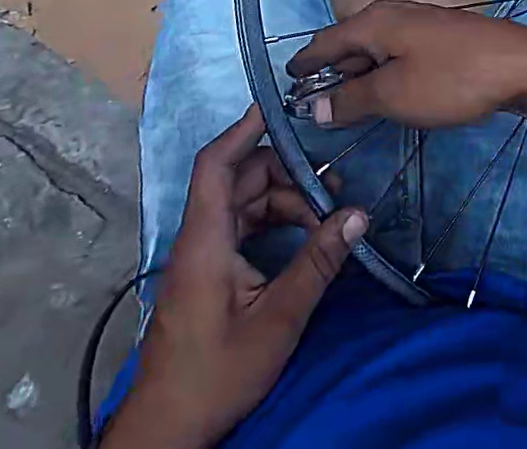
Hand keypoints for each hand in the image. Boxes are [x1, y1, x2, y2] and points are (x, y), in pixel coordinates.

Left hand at [103, 106, 366, 448]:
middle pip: (238, 181)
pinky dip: (273, 223)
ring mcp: (203, 252)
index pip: (216, 164)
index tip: (275, 109)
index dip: (242, 130)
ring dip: (283, 202)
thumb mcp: (277, 319)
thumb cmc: (217, 372)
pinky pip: (243, 227)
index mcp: (205, 237)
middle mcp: (200, 234)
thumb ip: (317, 264)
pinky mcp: (210, 269)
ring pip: (244, 204)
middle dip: (284, 176)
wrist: (170, 424)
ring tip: (325, 216)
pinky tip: (304, 236)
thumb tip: (356, 216)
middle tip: (330, 187)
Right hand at [285, 0, 526, 128]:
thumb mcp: (393, 95)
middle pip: (347, 43)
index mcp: (372, 23)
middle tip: (316, 100)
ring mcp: (416, 23)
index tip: (287, 80)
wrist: (521, 66)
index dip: (304, 63)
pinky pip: (395, 52)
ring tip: (348, 100)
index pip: (324, 42)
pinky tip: (389, 90)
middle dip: (330, 70)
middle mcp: (389, 15)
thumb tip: (314, 107)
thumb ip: (350, 100)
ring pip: (373, 48)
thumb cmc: (452, 78)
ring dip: (357, 73)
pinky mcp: (438, 37)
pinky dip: (382, 71)